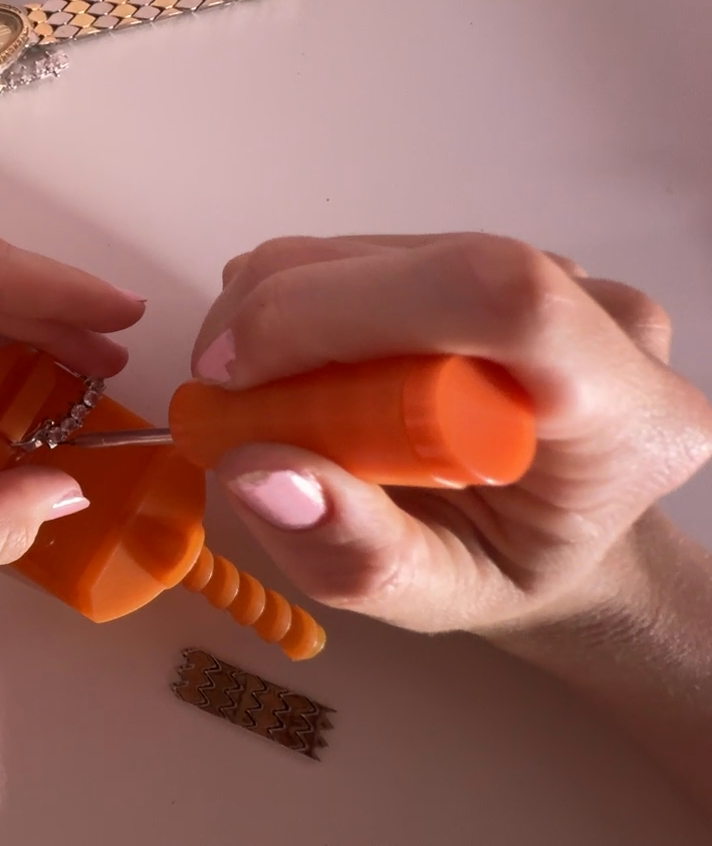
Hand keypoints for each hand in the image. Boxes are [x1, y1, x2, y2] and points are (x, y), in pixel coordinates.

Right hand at [190, 233, 711, 635]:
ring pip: (332, 252)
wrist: (536, 527)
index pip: (490, 298)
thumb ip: (350, 550)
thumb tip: (251, 467)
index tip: (237, 383)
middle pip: (390, 265)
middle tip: (227, 401)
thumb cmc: (493, 565)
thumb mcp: (425, 596)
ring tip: (264, 397)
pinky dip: (268, 307)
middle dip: (267, 323)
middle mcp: (588, 317)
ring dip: (256, 317)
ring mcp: (513, 272)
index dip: (331, 316)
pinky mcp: (447, 255)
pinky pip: (320, 255)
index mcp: (621, 412)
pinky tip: (288, 366)